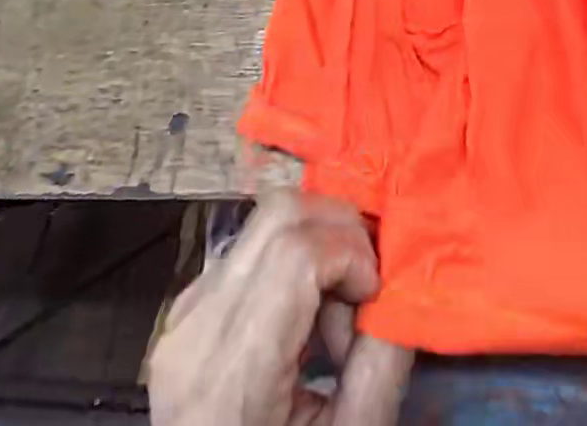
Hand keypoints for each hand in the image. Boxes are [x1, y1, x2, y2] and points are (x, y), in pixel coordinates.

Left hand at [147, 192, 413, 425]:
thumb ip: (383, 361)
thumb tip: (403, 285)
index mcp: (229, 373)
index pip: (296, 253)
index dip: (352, 254)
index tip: (373, 299)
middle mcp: (196, 325)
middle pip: (280, 213)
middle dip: (342, 233)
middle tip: (360, 295)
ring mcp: (184, 310)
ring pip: (267, 219)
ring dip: (321, 245)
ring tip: (333, 314)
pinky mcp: (187, 304)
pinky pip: (253, 245)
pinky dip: (296, 260)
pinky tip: (305, 317)